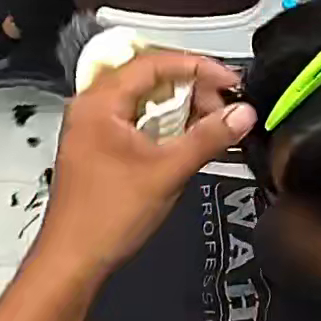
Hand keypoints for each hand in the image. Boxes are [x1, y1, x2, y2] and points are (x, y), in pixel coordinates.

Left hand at [29, 51, 253, 275]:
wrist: (76, 257)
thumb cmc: (109, 215)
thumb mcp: (168, 171)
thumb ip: (208, 139)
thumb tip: (244, 114)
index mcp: (100, 103)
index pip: (154, 63)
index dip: (199, 67)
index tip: (232, 81)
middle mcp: (94, 108)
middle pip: (150, 78)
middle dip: (194, 88)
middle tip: (227, 108)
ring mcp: (98, 129)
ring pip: (147, 102)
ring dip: (184, 108)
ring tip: (216, 124)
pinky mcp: (105, 149)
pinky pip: (143, 123)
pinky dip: (171, 126)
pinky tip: (193, 141)